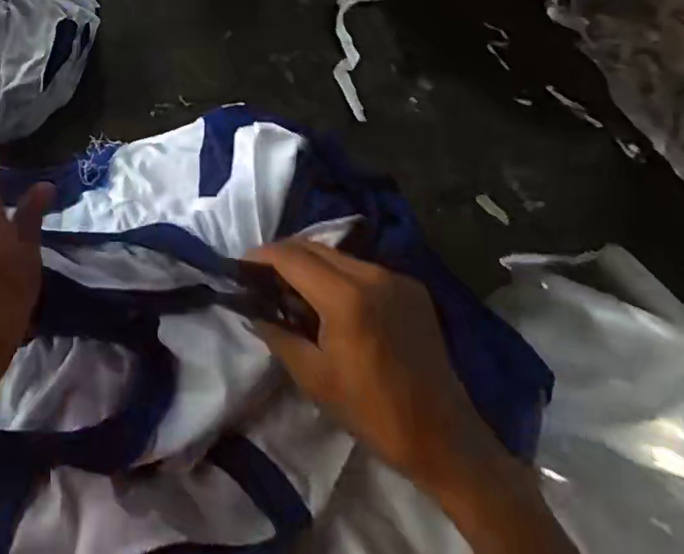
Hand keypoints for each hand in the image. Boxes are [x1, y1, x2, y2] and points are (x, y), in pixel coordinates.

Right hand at [244, 240, 502, 491]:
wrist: (443, 435)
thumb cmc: (372, 411)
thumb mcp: (314, 378)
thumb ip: (278, 335)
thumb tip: (255, 311)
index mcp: (346, 297)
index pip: (291, 257)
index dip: (261, 256)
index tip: (240, 265)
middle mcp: (372, 274)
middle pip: (314, 248)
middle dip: (283, 256)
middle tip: (261, 276)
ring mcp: (396, 277)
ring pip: (339, 256)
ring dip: (311, 264)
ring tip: (293, 289)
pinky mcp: (412, 287)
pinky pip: (364, 269)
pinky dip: (340, 275)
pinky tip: (332, 300)